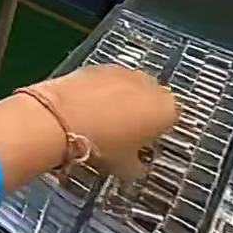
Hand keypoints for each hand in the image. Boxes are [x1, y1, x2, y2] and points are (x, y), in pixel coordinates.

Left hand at [30, 65, 177, 179]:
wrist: (60, 118)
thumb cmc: (102, 146)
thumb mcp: (127, 167)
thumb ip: (139, 163)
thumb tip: (137, 163)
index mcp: (165, 108)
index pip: (172, 116)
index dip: (158, 129)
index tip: (144, 140)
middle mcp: (148, 83)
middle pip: (151, 96)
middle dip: (141, 109)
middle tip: (124, 129)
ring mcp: (120, 71)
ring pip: (128, 85)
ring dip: (120, 97)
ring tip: (101, 117)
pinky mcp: (95, 65)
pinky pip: (105, 79)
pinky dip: (99, 89)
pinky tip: (85, 104)